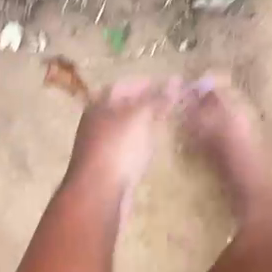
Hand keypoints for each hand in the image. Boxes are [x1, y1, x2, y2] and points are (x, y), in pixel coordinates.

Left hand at [63, 77, 182, 199]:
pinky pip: (124, 145)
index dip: (145, 82)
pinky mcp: (105, 165)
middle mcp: (96, 121)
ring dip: (140, 122)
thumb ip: (158, 98)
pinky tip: (149, 146)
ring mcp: (99, 144)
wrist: (98, 193)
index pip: (124, 84)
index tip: (166, 84)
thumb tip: (176, 79)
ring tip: (162, 122)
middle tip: (168, 102)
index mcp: (100, 104)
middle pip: (122, 105)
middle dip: (143, 101)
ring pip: (123, 126)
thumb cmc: (119, 147)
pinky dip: (137, 141)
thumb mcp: (141, 117)